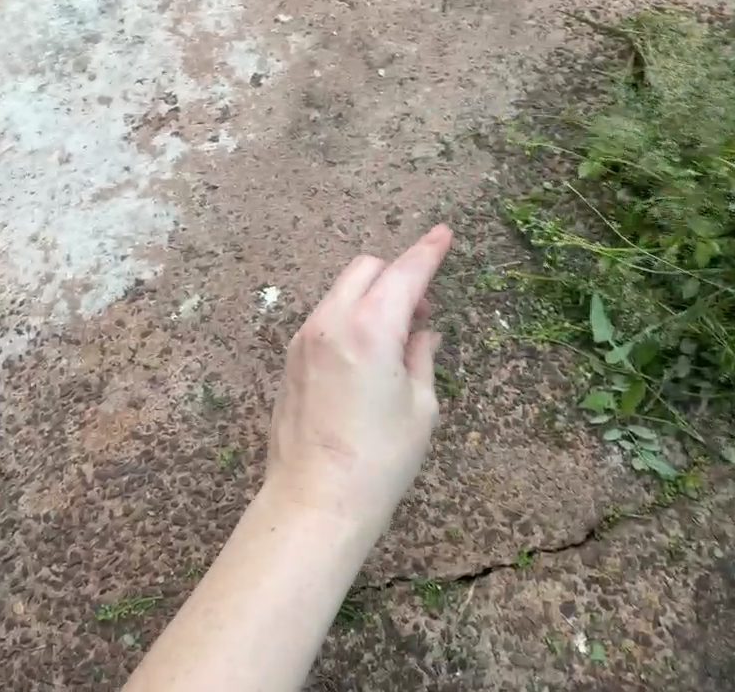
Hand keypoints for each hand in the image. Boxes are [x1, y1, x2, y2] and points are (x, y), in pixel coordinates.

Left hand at [261, 225, 452, 541]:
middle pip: (366, 269)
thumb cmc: (379, 461)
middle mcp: (329, 321)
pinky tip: (367, 354)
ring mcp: (303, 337)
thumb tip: (423, 332)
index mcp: (368, 328)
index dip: (428, 251)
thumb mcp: (419, 409)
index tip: (444, 233)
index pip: (404, 273)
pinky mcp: (290, 356)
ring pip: (342, 290)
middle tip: (423, 313)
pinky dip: (350, 315)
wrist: (313, 500)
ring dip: (372, 296)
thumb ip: (421, 356)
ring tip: (397, 340)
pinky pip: (326, 316)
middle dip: (398, 274)